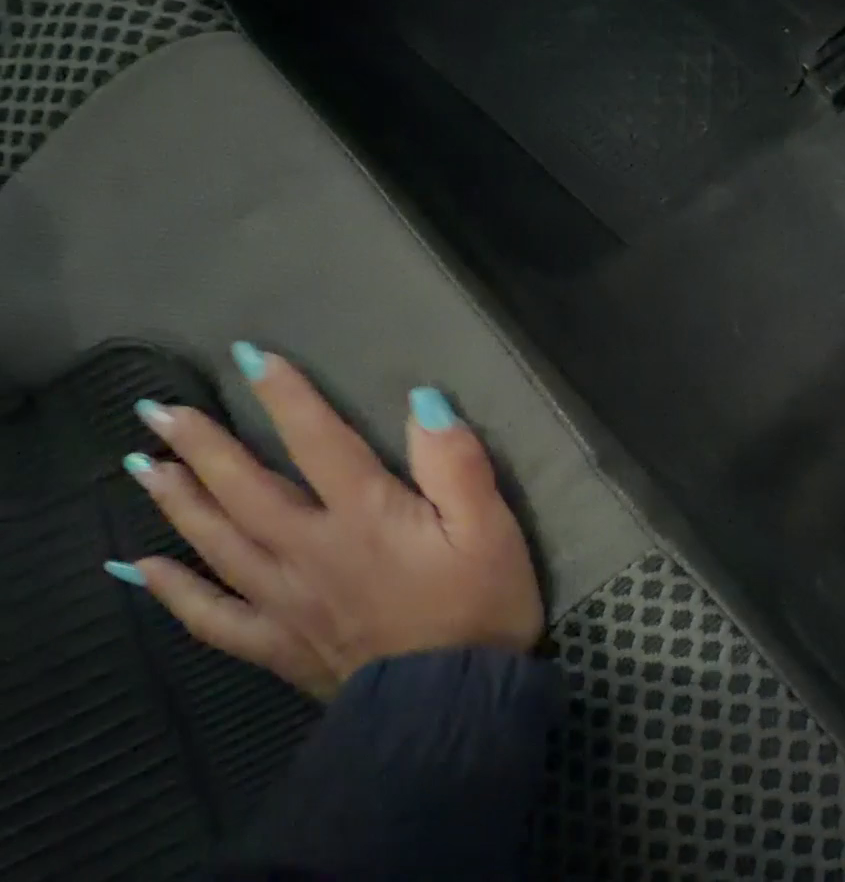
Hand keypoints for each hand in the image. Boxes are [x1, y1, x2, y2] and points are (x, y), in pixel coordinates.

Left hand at [108, 343, 544, 698]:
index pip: (319, 442)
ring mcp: (283, 598)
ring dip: (177, 499)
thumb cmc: (482, 603)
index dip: (288, 397)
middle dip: (203, 444)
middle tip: (158, 410)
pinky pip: (209, 614)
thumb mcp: (492, 528)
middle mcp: (308, 549)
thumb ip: (458, 465)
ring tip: (145, 465)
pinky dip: (170, 590)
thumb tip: (425, 402)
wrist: (452, 698)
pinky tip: (140, 568)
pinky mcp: (277, 641)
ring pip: (215, 541)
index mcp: (365, 517)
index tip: (251, 357)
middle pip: (246, 488)